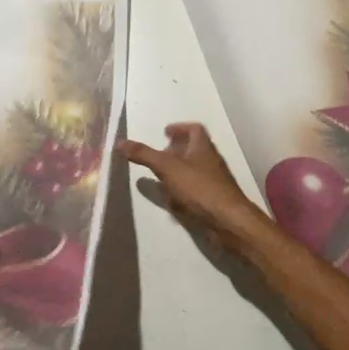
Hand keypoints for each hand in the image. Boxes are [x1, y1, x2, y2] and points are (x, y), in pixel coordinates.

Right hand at [121, 123, 268, 251]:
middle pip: (195, 150)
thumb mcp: (167, 168)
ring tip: (161, 178)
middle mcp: (211, 161)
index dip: (180, 128)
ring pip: (195, 171)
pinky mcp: (214, 201)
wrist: (228, 222)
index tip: (165, 132)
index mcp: (203, 147)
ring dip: (178, 172)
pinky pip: (196, 191)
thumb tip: (120, 142)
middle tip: (160, 155)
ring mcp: (215, 182)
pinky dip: (183, 192)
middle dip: (176, 151)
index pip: (195, 129)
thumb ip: (144, 155)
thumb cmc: (199, 188)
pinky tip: (172, 203)